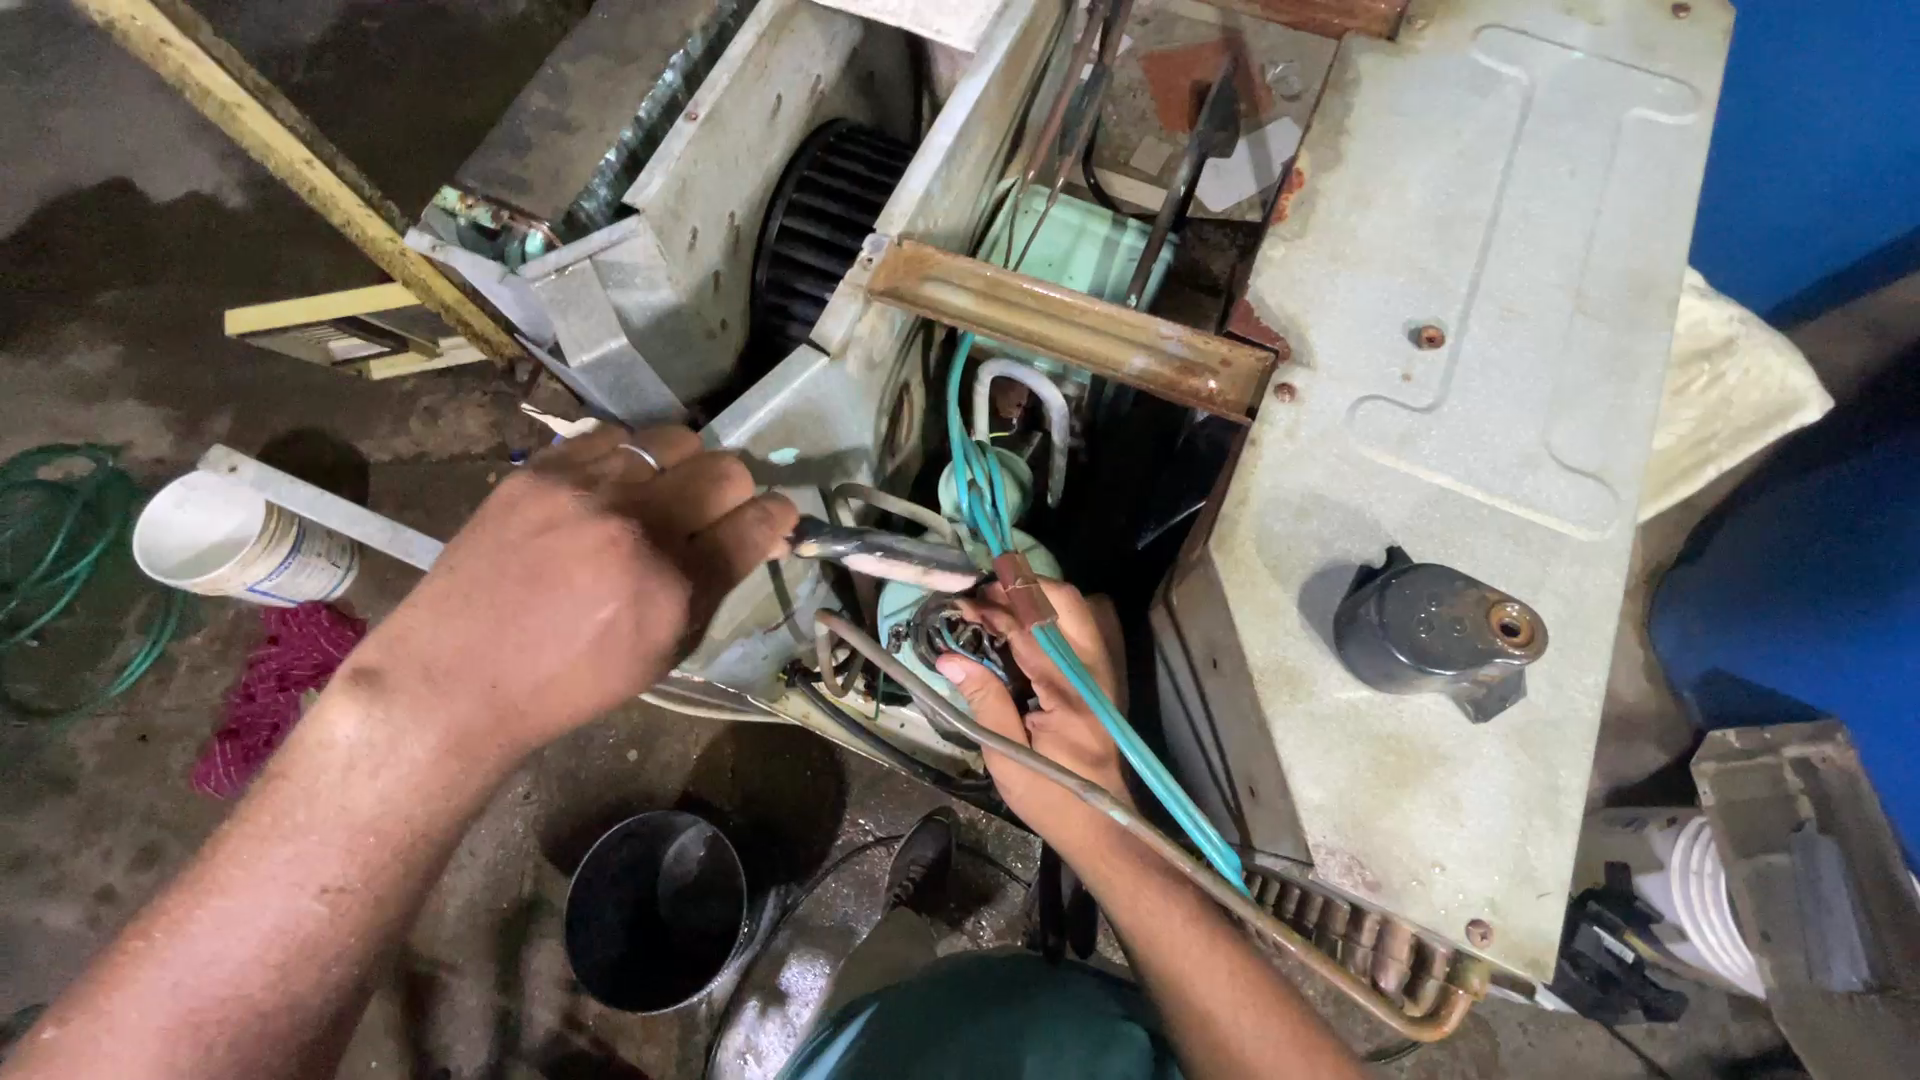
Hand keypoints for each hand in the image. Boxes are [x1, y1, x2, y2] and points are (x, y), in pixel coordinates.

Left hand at [335, 424, 797, 755]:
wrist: (458, 677)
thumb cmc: (572, 681)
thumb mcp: (665, 650)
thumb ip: (714, 586)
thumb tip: (751, 538)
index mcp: (675, 585)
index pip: (759, 522)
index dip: (778, 518)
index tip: (775, 519)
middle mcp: (637, 526)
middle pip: (727, 470)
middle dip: (736, 492)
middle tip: (715, 512)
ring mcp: (586, 490)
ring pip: (675, 439)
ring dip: (684, 467)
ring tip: (661, 493)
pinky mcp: (539, 470)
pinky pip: (614, 435)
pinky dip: (628, 459)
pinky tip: (612, 488)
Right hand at [934, 581, 1132, 850]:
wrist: (1102, 822)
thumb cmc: (1052, 795)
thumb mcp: (1006, 755)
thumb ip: (983, 700)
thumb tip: (948, 659)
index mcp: (1069, 688)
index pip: (1031, 629)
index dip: (995, 610)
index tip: (964, 604)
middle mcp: (1093, 668)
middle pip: (1065, 601)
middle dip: (1021, 590)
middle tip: (984, 598)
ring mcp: (1102, 669)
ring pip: (1076, 609)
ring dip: (1036, 599)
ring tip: (998, 607)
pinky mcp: (1100, 676)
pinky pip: (1078, 628)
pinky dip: (1048, 617)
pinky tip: (1021, 630)